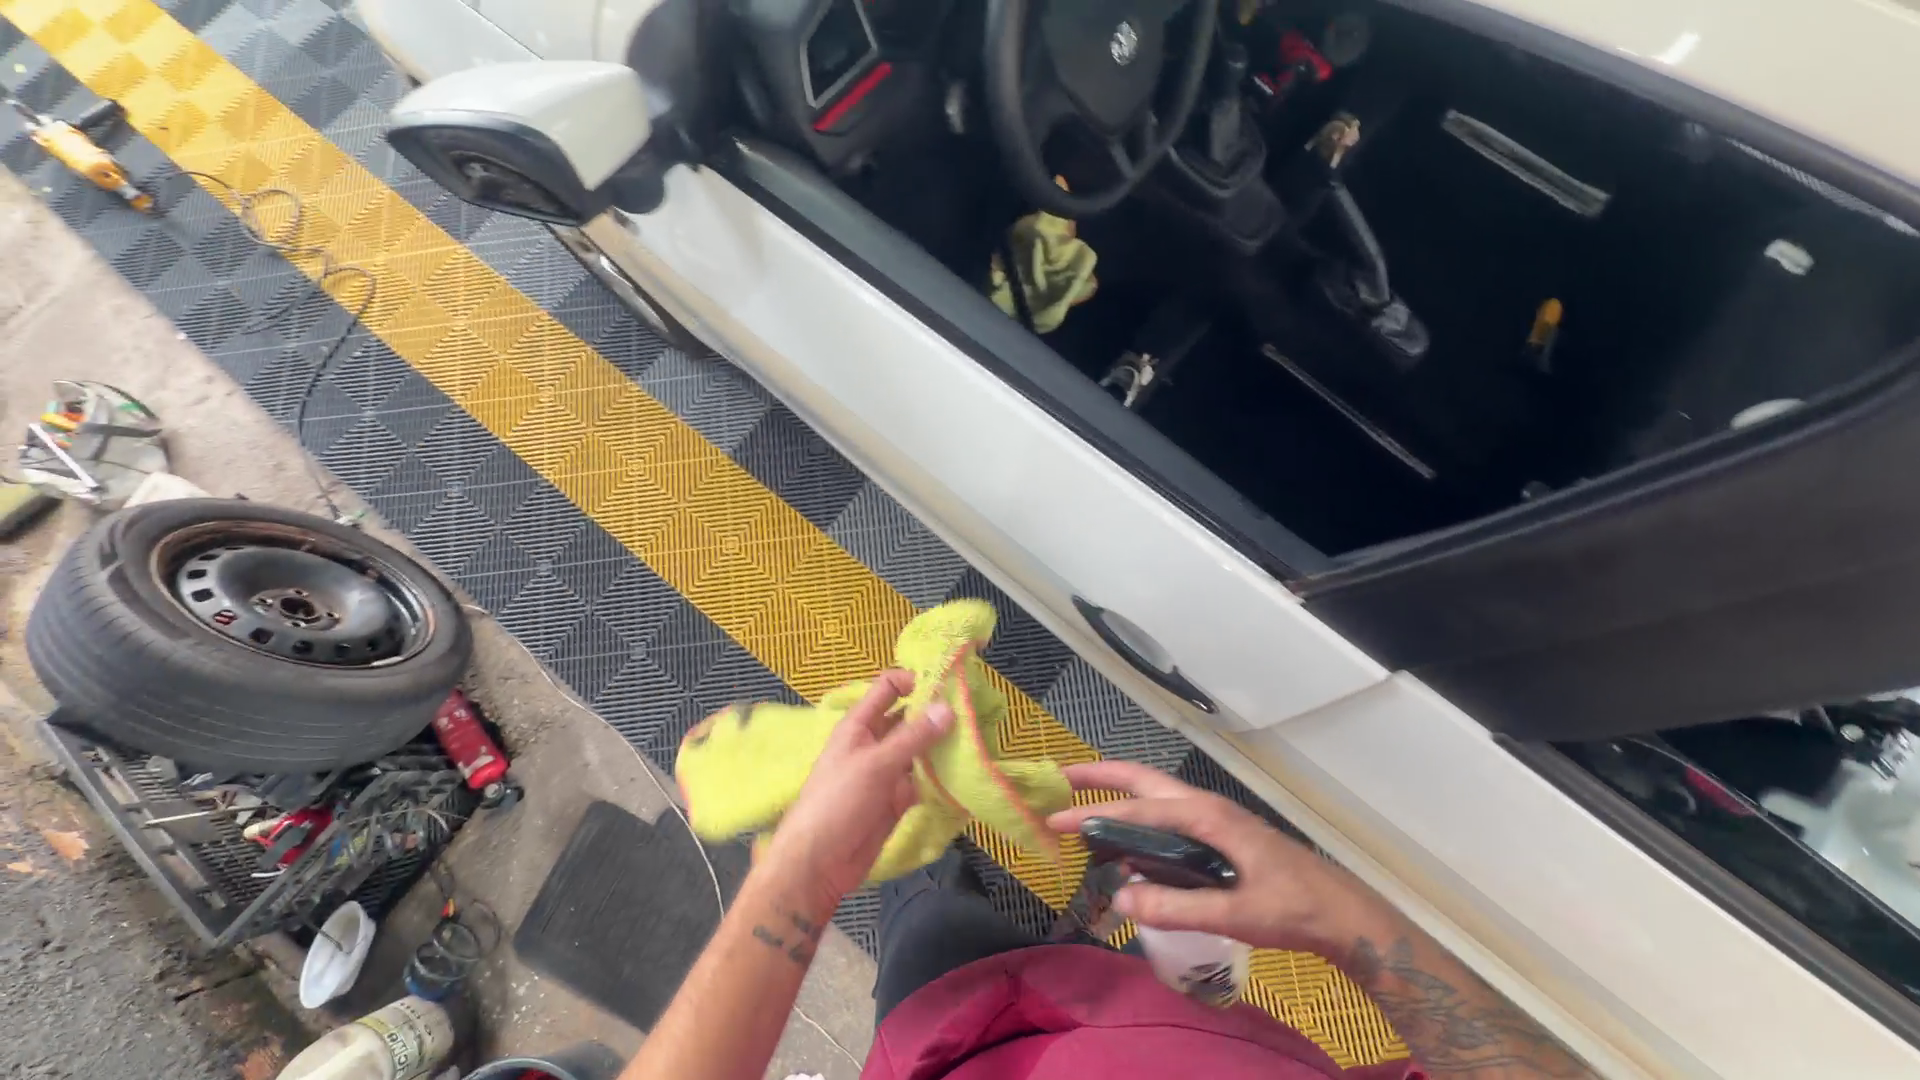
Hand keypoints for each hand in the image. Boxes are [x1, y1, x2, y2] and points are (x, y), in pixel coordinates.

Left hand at [759, 670, 952, 910]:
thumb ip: (912, 737)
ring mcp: (888, 772)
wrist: (818, 865)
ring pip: (921, 750)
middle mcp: (875, 743)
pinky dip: (943, 778)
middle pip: (910, 719)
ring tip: (980, 740)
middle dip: (938, 714)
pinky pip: (924, 781)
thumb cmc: (837, 802)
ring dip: (944, 747)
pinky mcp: (898, 799)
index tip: (949, 684)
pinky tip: (968, 774)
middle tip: (976, 712)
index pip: (889, 688)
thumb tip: (948, 707)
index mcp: (860, 725)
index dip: (915, 680)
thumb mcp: (875, 765)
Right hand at [1047, 761, 1396, 957]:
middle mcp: (1206, 806)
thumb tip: (1119, 899)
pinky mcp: (1220, 835)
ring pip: (1156, 794)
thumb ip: (1175, 907)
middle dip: (1100, 775)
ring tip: (1084, 802)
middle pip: (1143, 779)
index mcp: (1206, 816)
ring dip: (1118, 792)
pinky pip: (1167, 815)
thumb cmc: (1293, 910)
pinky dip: (1138, 816)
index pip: (1137, 808)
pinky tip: (1129, 843)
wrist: (1344, 916)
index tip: (1054, 819)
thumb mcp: (1234, 914)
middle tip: (1060, 778)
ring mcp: (1214, 818)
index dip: (1093, 813)